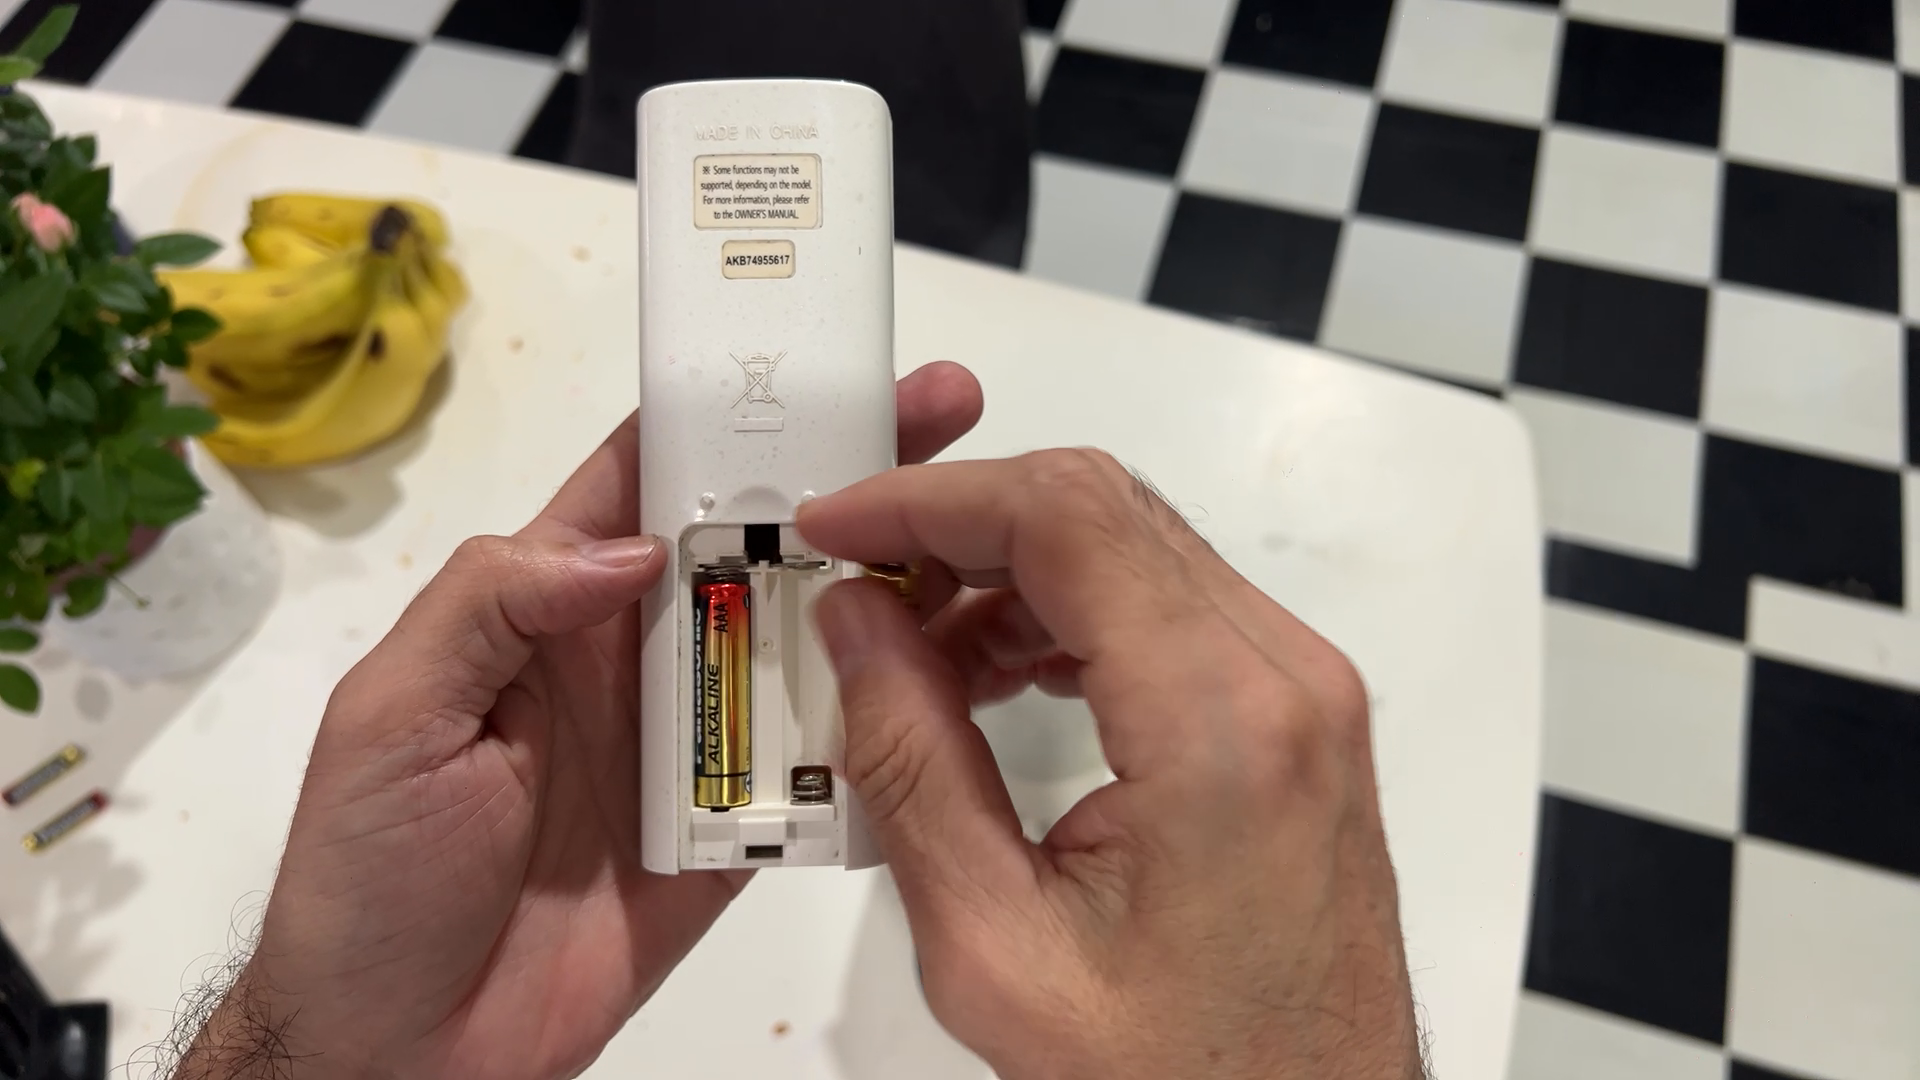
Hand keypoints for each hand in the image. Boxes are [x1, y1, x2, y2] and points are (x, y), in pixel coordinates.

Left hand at [170, 363, 983, 1079]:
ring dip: (891, 576)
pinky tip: (960, 654)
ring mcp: (719, 718)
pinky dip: (891, 694)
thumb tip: (635, 548)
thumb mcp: (396, 719)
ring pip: (820, 625)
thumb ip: (493, 610)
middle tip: (943, 414)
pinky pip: (834, 734)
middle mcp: (662, 640)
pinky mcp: (758, 796)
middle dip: (855, 472)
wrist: (430, 1046)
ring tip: (977, 531)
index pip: (660, 475)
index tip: (823, 370)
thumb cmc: (379, 876)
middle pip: (770, 536)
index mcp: (573, 598)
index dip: (737, 415)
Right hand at [797, 449, 1421, 1079]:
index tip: (840, 525)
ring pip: (1118, 541)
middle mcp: (1277, 670)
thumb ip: (908, 758)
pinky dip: (1052, 605)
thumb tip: (855, 620)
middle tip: (864, 579)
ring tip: (916, 644)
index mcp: (1217, 721)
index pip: (1061, 519)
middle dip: (957, 521)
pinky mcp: (1277, 696)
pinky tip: (992, 670)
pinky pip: (1148, 597)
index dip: (930, 500)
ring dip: (1000, 566)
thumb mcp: (993, 943)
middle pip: (1092, 508)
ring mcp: (1290, 677)